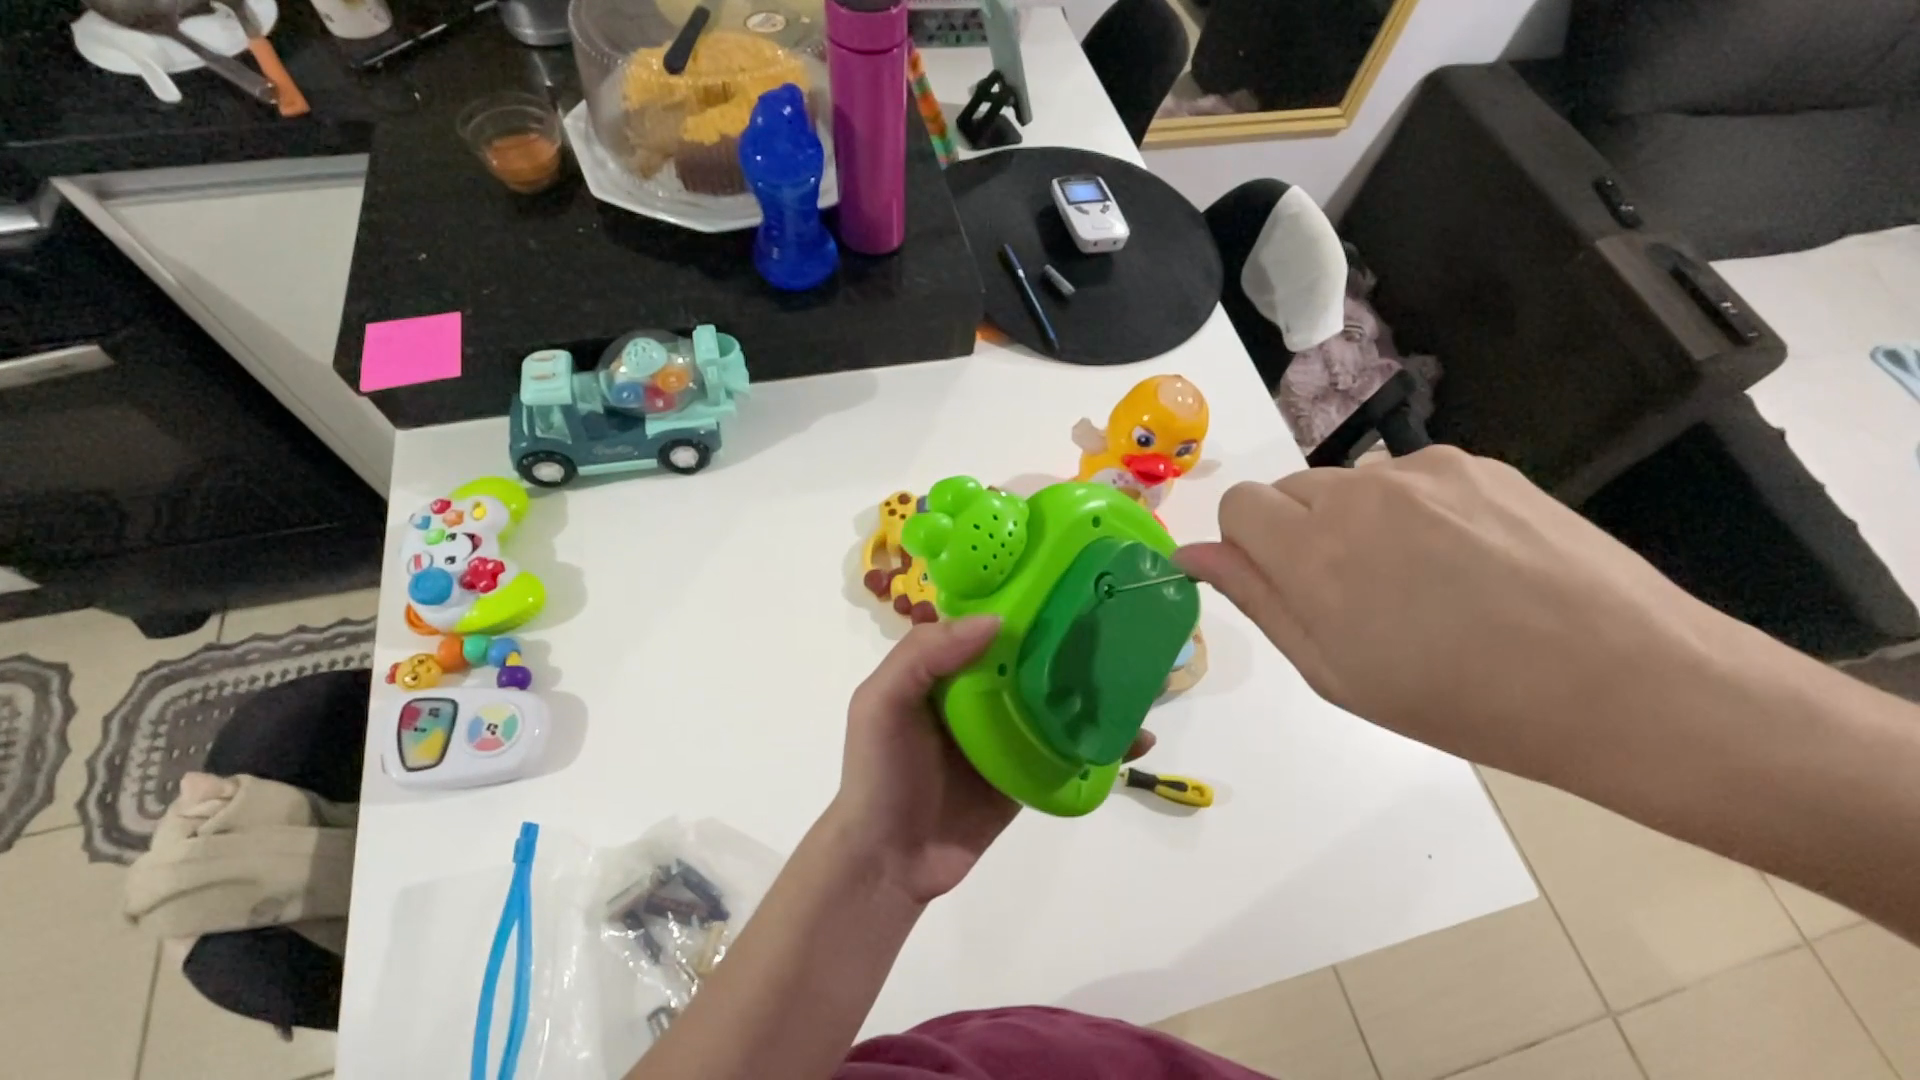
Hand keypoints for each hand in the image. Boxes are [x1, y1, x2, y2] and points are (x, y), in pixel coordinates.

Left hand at [831, 618, 1156, 904]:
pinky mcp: (1032, 773)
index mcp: (947, 668)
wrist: (891, 860)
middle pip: (1037, 659)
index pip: (992, 623)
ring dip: (1102, 689)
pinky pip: (1072, 751)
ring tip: (1151, 676)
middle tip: (1130, 623)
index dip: (1028, 601)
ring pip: (1062, 701)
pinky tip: (1139, 738)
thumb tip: (997, 620)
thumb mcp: (881, 703)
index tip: (1075, 578)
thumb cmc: (880, 773)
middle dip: (1079, 642)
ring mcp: (1011, 734)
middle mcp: (982, 693)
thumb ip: (924, 655)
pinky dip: (1106, 744)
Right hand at [1175, 447, 1726, 782]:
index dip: (1250, 545)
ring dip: (1360, 522)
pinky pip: (1415, 479)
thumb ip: (1257, 600)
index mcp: (1312, 550)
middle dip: (1302, 534)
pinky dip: (1418, 512)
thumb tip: (1193, 553)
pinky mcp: (1481, 464)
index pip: (1239, 505)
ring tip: (1425, 585)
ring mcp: (1425, 471)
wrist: (1623, 682)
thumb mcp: (1334, 672)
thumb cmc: (1458, 701)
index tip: (1287, 588)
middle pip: (1292, 491)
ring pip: (1354, 484)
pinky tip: (1471, 564)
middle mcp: (1359, 491)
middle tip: (1358, 599)